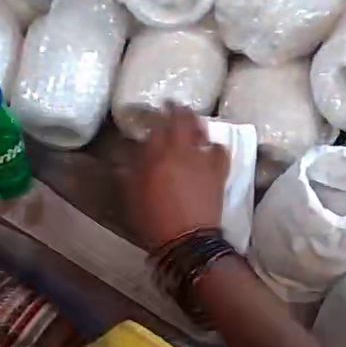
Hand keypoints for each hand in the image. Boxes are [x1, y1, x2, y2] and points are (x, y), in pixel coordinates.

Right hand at [123, 105, 229, 249]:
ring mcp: (203, 159)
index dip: (154, 115)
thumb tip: (126, 154)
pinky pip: (219, 150)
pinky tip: (210, 147)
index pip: (156, 125)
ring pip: (201, 130)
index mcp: (157, 155)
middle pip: (181, 119)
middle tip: (171, 105)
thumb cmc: (154, 220)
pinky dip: (214, 145)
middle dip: (176, 109)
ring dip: (195, 121)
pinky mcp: (219, 171)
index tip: (151, 112)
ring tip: (191, 119)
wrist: (188, 241)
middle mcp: (182, 150)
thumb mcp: (132, 196)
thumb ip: (130, 170)